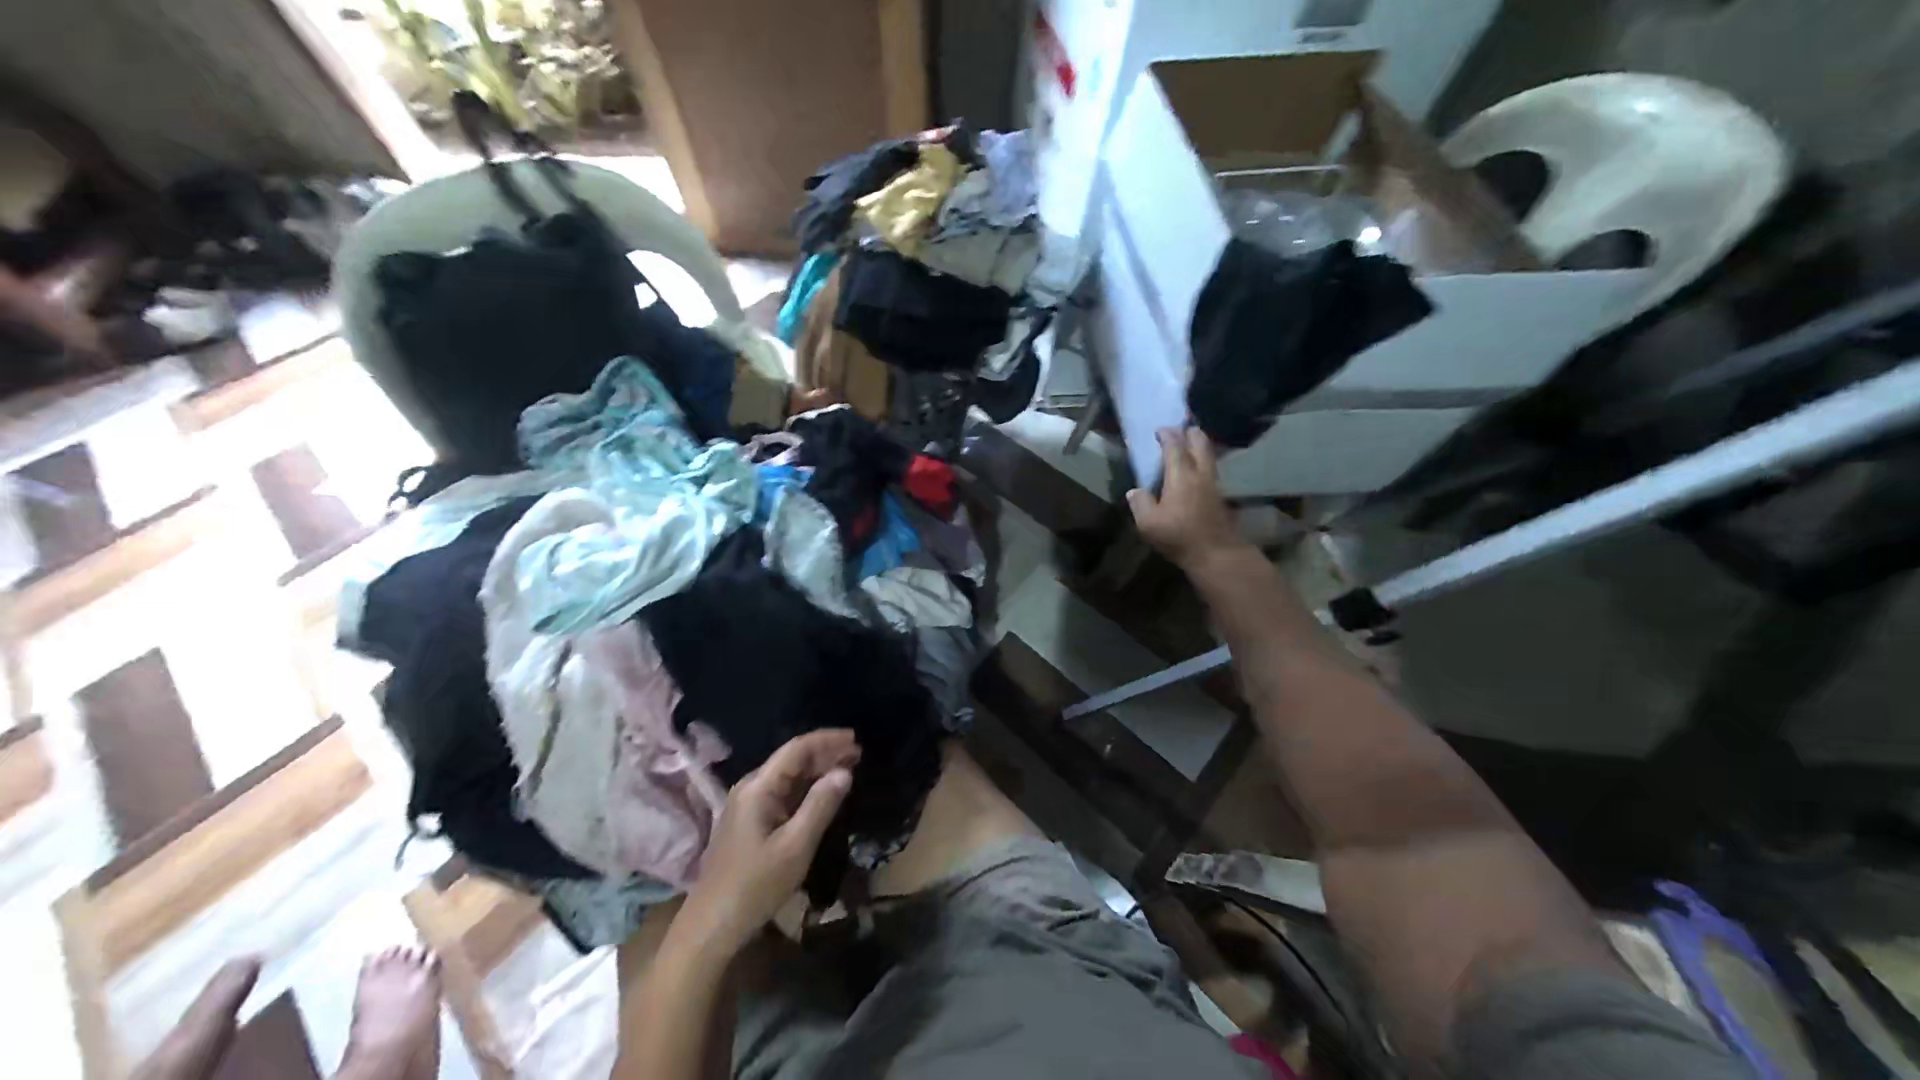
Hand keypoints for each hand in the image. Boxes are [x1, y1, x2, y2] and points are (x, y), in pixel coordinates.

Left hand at [676, 730, 858, 954]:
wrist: (712, 926)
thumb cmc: (756, 885)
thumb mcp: (796, 846)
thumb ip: (821, 805)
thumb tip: (844, 772)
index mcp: (758, 787)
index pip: (796, 749)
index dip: (827, 740)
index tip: (856, 739)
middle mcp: (751, 788)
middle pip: (792, 759)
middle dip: (825, 753)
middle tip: (858, 755)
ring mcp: (748, 806)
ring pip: (788, 777)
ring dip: (817, 770)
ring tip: (848, 769)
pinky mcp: (750, 823)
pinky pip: (783, 794)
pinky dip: (806, 789)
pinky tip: (824, 794)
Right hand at [1127, 428, 1243, 568]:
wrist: (1217, 554)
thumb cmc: (1179, 536)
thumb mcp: (1148, 523)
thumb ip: (1140, 503)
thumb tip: (1135, 491)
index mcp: (1180, 476)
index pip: (1175, 446)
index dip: (1167, 435)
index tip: (1160, 429)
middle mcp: (1200, 474)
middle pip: (1200, 443)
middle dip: (1190, 433)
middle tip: (1180, 430)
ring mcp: (1214, 484)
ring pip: (1209, 455)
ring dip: (1199, 446)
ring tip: (1189, 446)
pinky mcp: (1221, 496)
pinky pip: (1211, 469)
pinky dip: (1203, 462)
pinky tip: (1196, 471)